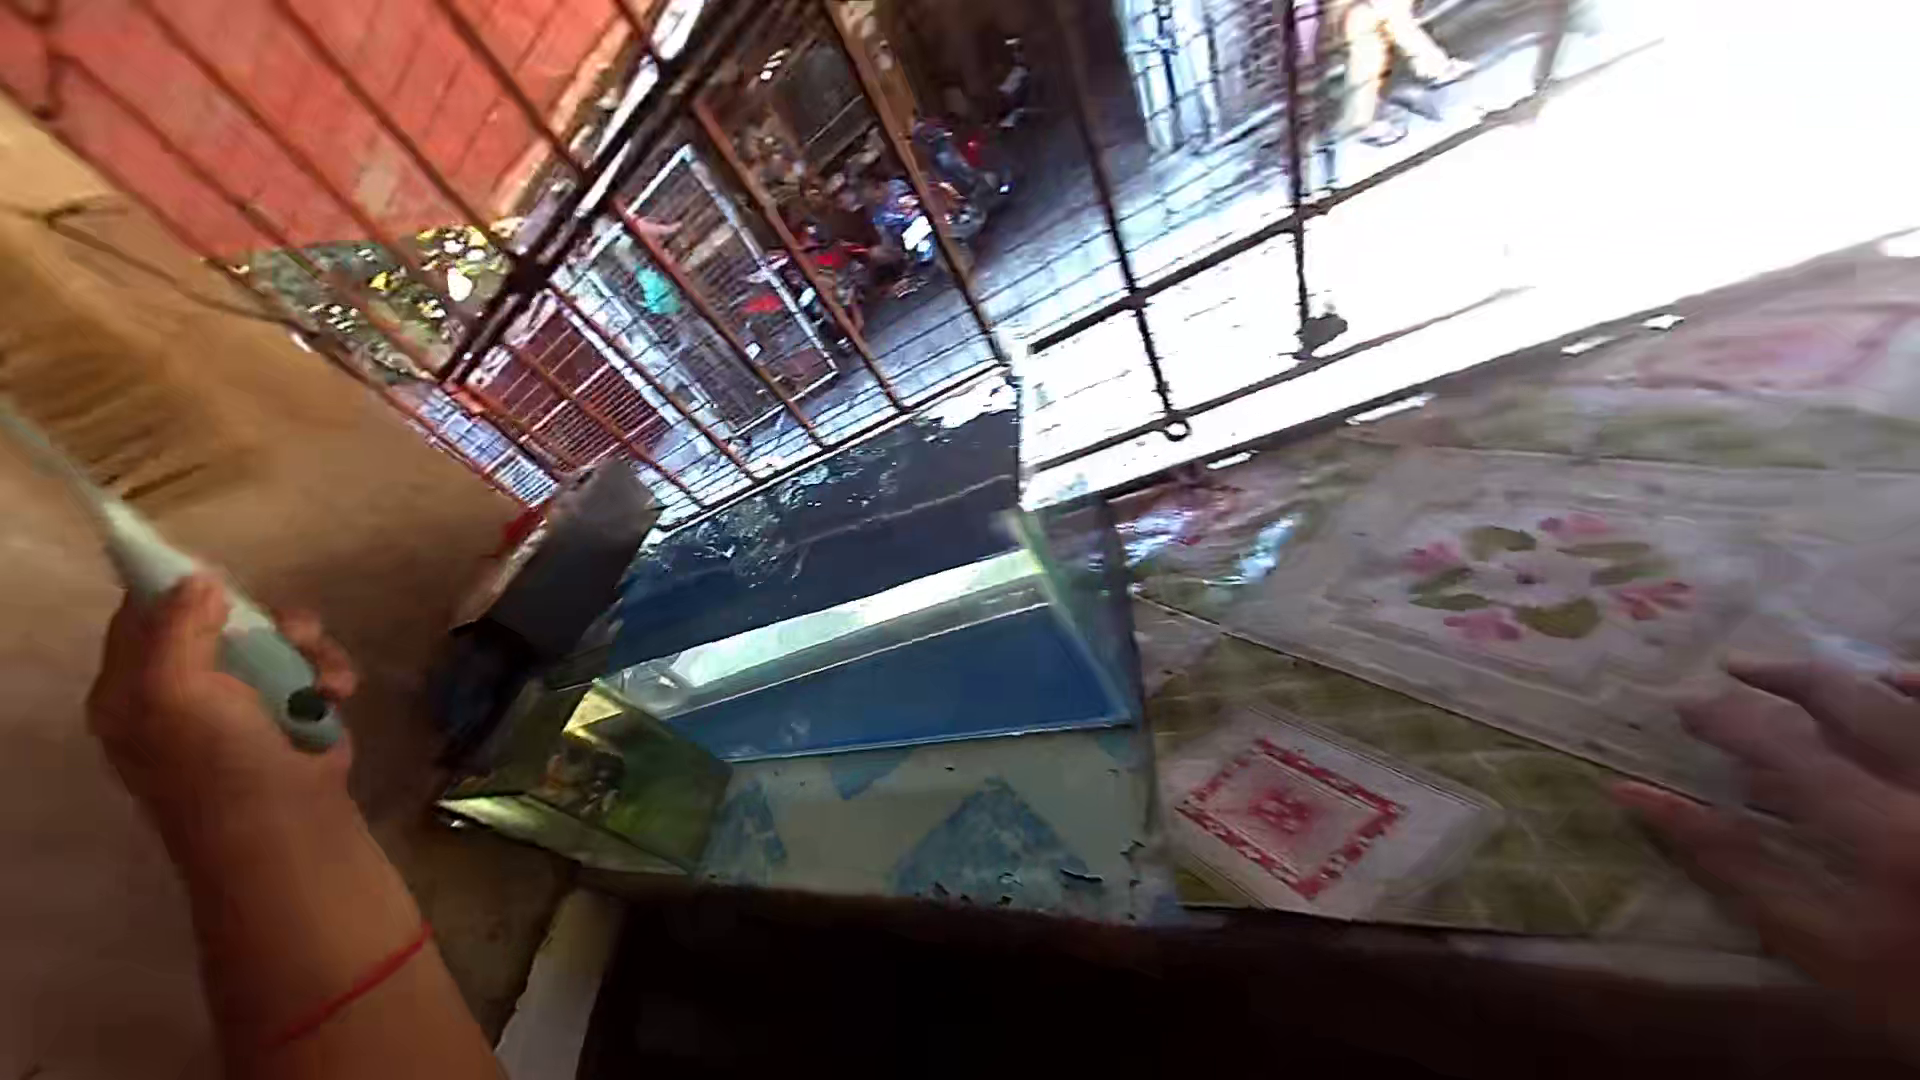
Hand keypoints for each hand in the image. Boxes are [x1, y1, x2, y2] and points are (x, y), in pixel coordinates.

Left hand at [87, 574, 357, 849]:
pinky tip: (340, 693)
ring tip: (329, 681)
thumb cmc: (217, 758)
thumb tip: (197, 577)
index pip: (143, 616)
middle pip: (228, 622)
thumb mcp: (178, 694)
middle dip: (270, 623)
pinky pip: (315, 666)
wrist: (283, 815)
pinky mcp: (296, 704)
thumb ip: (178, 632)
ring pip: (283, 642)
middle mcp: (188, 686)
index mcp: (137, 685)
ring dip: (313, 652)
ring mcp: (246, 697)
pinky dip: (332, 674)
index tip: (216, 567)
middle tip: (291, 633)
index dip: (175, 586)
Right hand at [1616, 657, 1919, 1041]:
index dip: (1724, 718)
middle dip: (1790, 679)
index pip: (1782, 744)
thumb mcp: (1821, 943)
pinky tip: (1909, 690)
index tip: (1682, 707)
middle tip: (1737, 667)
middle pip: (1862, 706)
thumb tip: (1629, 793)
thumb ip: (1728, 860)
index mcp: (1887, 831)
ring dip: (1873, 683)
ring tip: (1826, 675)